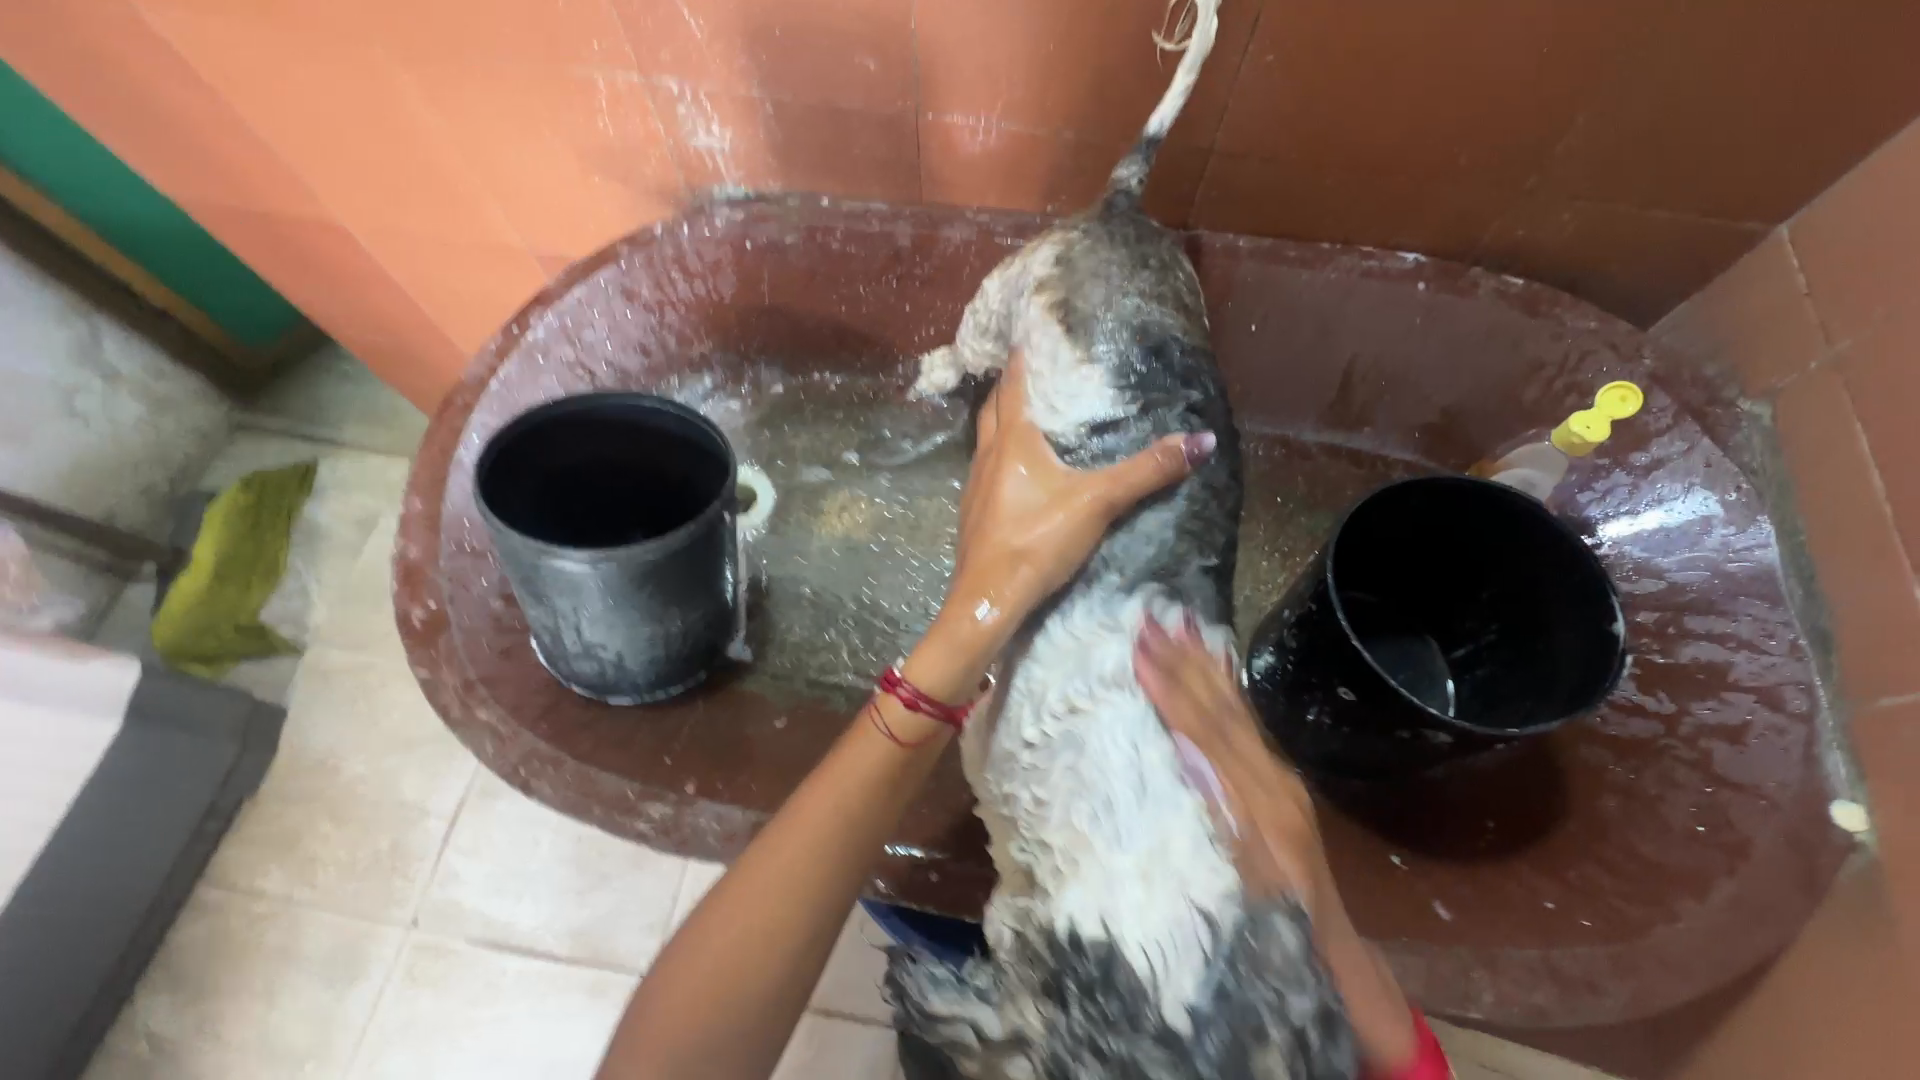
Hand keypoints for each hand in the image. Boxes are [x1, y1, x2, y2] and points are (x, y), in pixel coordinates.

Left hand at [936, 351, 1214, 652]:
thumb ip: (1148, 472)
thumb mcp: (1099, 502)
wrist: (988, 598)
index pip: (1013, 384)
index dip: (1022, 357)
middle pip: (992, 408)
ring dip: (1002, 423)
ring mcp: (973, 487)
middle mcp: (986, 456)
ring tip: (1029, 416)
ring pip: (985, 441)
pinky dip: (1001, 459)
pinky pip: (986, 472)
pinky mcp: (973, 515)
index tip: (1031, 334)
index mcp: (1012, 441)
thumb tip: (1202, 440)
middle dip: (1009, 386)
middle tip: (1032, 372)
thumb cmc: (1037, 541)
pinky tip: (1019, 475)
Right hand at [1132, 613, 1329, 911]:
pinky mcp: (1277, 773)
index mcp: (1259, 802)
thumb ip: (1212, 824)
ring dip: (1202, 664)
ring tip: (1177, 625)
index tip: (1141, 657)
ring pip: (1236, 707)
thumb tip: (1176, 763)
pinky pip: (1247, 718)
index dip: (1173, 694)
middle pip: (1221, 710)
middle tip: (1151, 622)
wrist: (1327, 937)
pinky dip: (1226, 684)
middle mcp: (1272, 776)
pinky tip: (1213, 659)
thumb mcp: (1237, 884)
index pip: (1208, 735)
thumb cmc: (1272, 922)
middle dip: (1183, 664)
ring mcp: (1278, 771)